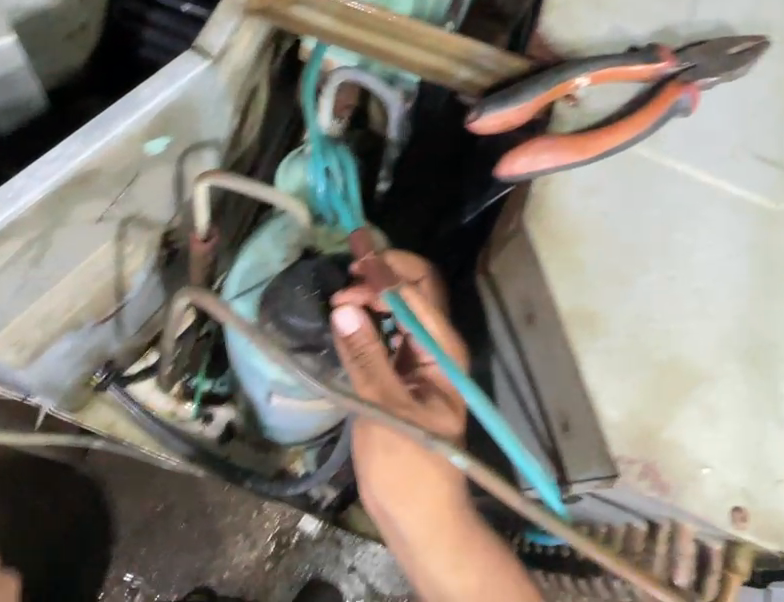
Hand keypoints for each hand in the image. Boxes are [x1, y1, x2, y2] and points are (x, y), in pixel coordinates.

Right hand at [329, 251, 469, 528]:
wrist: (420, 519)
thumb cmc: (411, 470)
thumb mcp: (385, 412)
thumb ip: (365, 358)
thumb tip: (342, 308)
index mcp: (443, 351)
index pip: (418, 292)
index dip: (386, 273)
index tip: (351, 264)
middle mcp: (435, 346)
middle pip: (415, 291)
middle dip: (383, 274)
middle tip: (346, 273)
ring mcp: (420, 359)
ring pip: (401, 308)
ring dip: (373, 293)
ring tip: (340, 293)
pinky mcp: (402, 374)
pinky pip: (388, 331)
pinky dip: (368, 317)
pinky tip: (346, 317)